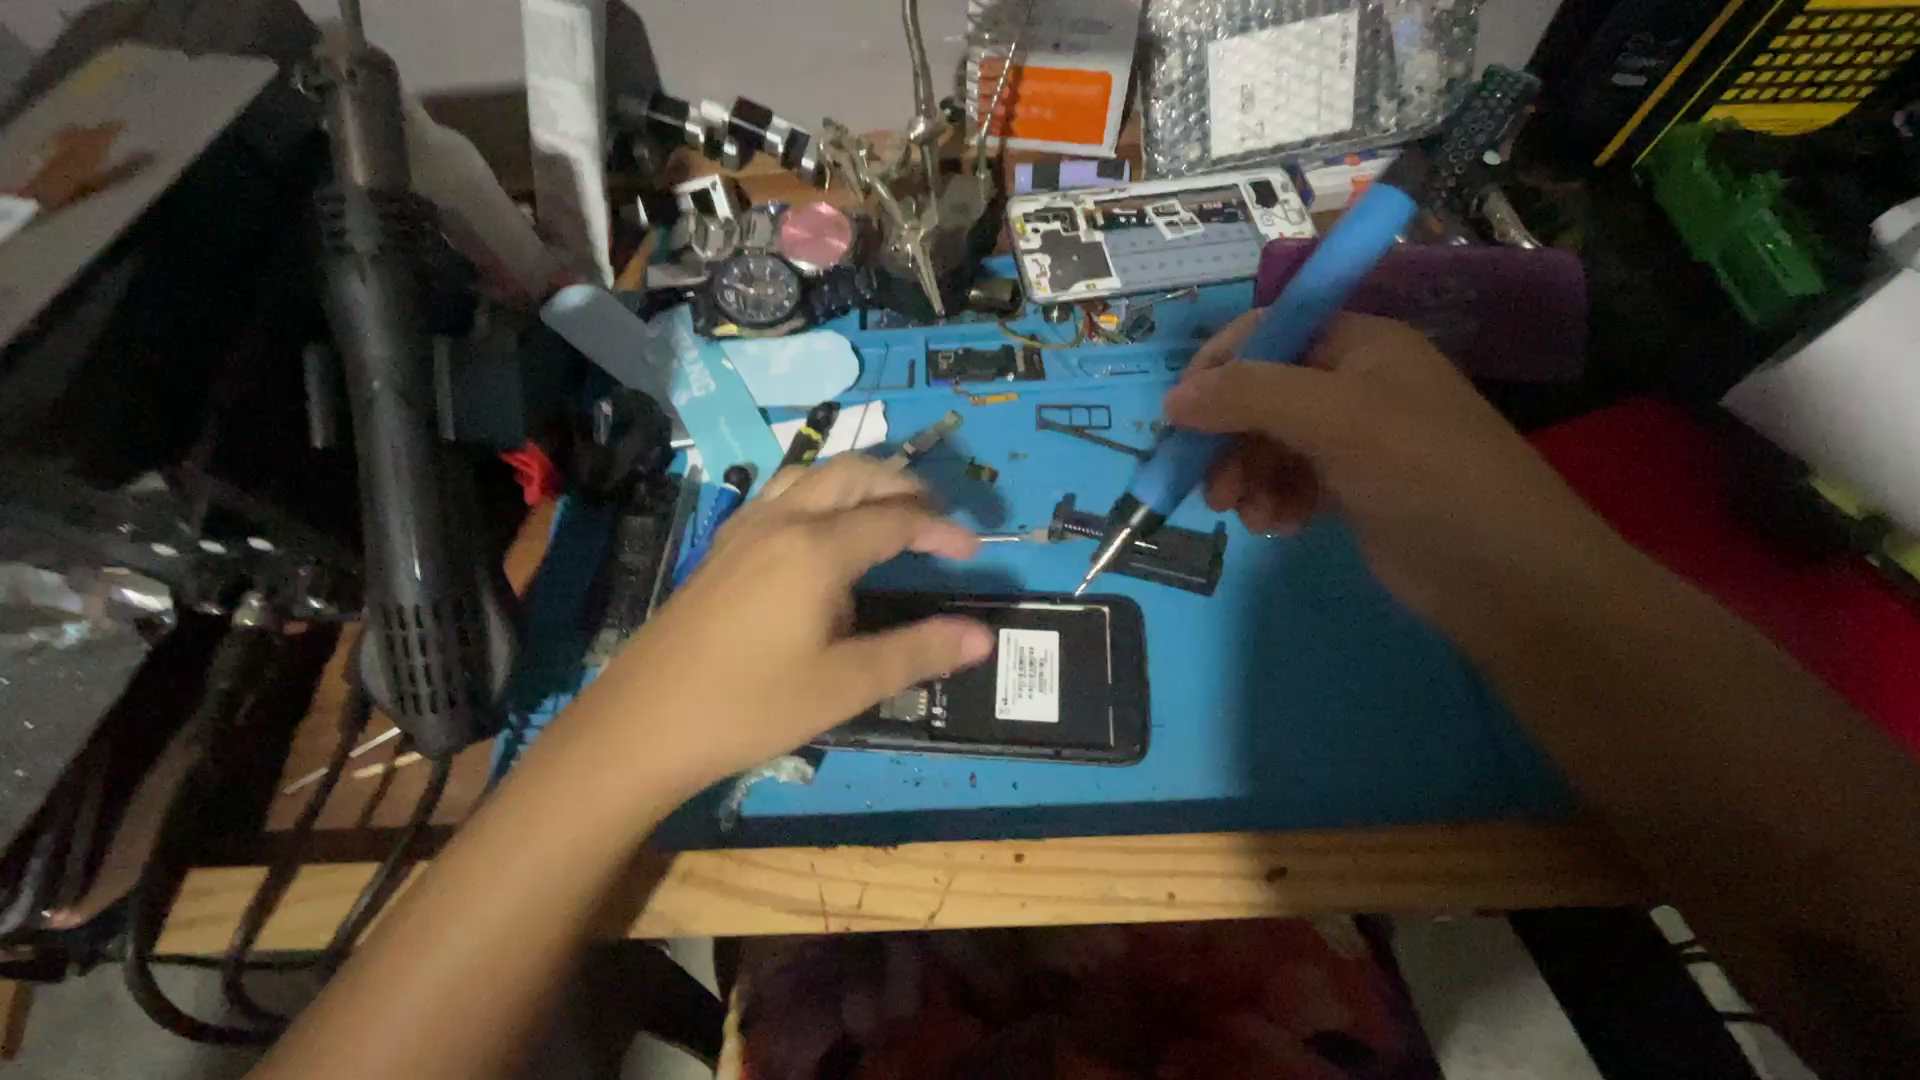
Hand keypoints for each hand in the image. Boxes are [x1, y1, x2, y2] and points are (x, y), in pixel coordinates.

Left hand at [563, 456, 993, 796]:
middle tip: (937, 512)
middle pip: (853, 475)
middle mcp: (782, 521)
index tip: (972, 550)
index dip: (940, 530)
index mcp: (817, 549)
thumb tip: (983, 637)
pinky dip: (819, 492)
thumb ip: (918, 653)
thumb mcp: (845, 685)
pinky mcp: (723, 546)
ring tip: (887, 506)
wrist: (644, 722)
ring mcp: (745, 528)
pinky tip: (820, 527)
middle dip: (902, 484)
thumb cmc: (751, 706)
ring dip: (858, 480)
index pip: (895, 520)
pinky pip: (782, 493)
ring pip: (812, 475)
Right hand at [1163, 312, 1626, 642]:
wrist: (1505, 574)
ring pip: (1267, 444)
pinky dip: (1273, 502)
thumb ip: (1250, 397)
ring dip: (1246, 478)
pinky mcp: (1350, 488)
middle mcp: (1352, 383)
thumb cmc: (1425, 475)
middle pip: (1259, 395)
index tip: (1179, 416)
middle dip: (1227, 440)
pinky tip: (1278, 528)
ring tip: (1248, 516)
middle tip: (1211, 489)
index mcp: (1359, 344)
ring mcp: (1352, 439)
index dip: (1218, 367)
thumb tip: (1173, 397)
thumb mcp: (1335, 420)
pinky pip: (1288, 481)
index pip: (1267, 332)